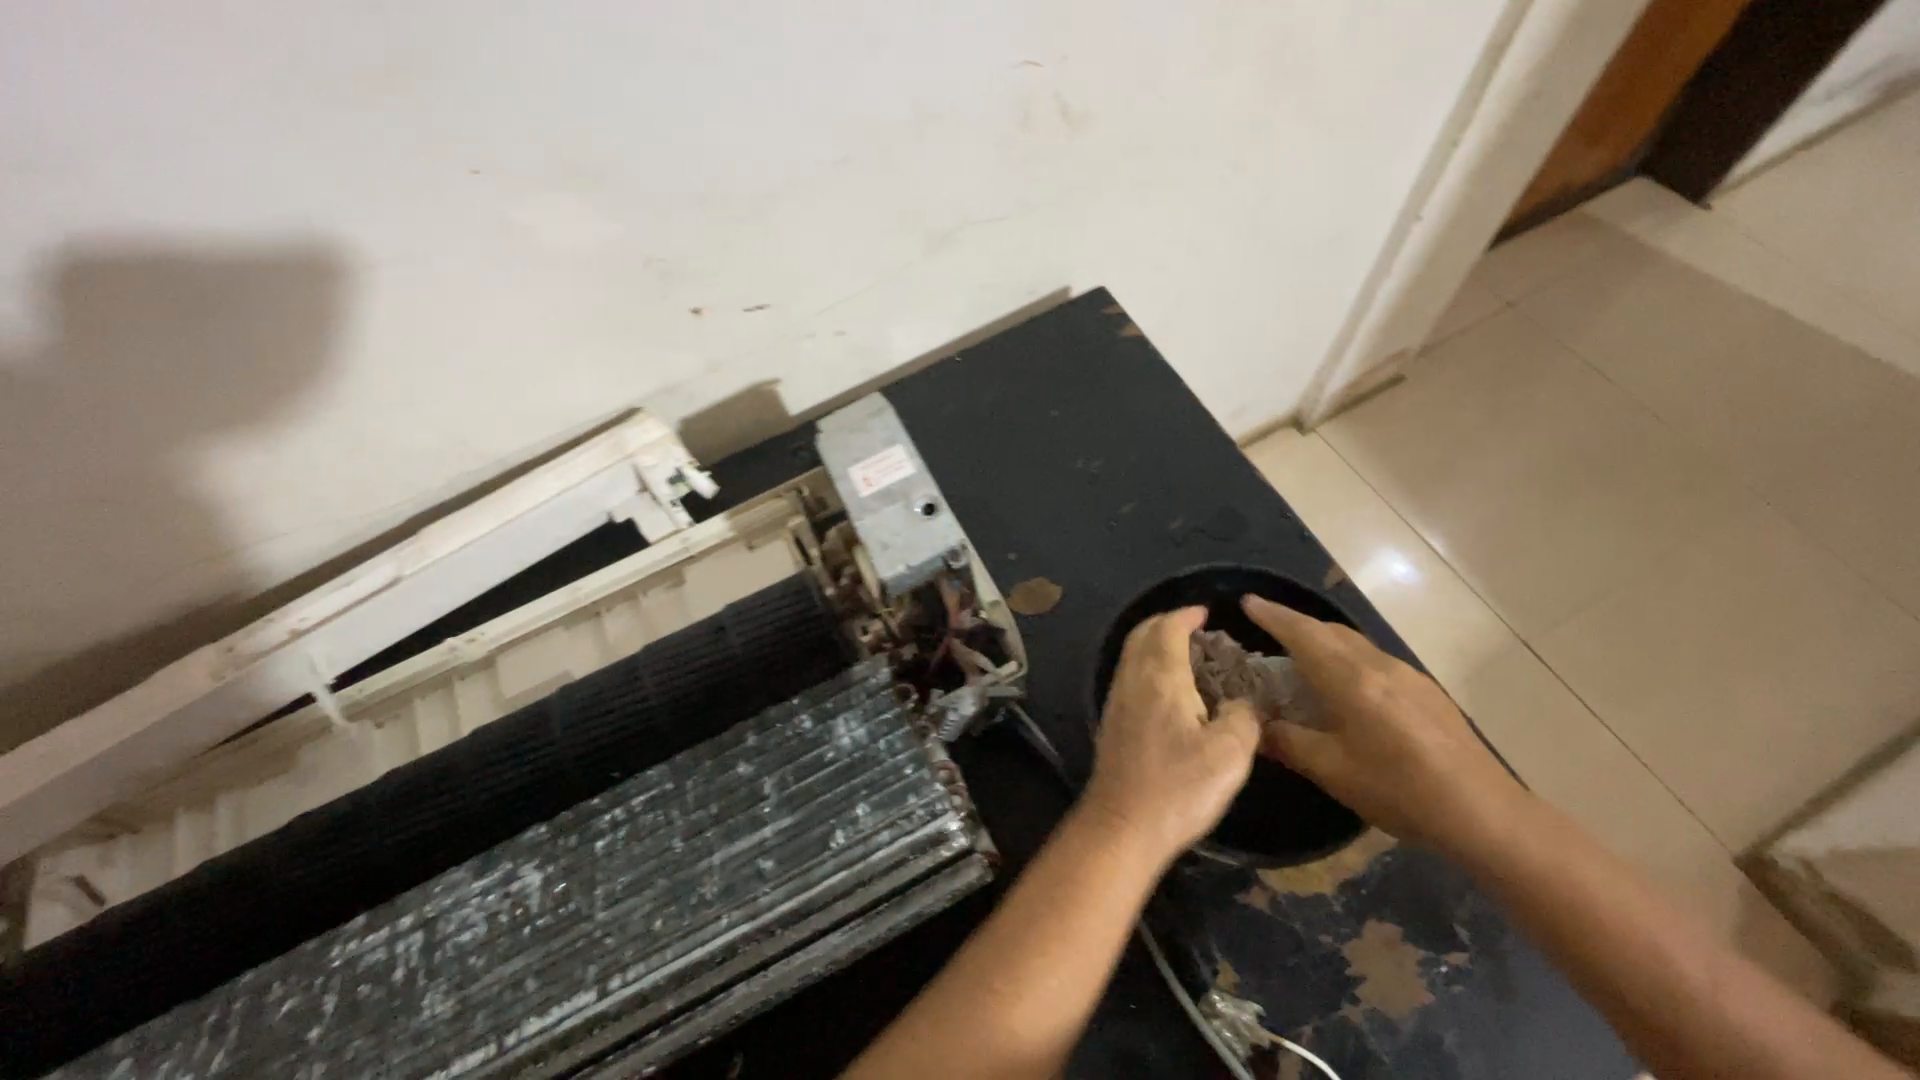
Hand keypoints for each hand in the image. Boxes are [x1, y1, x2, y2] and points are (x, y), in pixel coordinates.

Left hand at [1082, 607, 1261, 867]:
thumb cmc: (1178, 788)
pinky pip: (1129, 678)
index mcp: (1160, 678)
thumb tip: (1245, 701)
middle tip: (1194, 627)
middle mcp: (1132, 681)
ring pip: (1132, 656)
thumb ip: (1244, 717)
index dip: (1186, 615)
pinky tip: (1167, 691)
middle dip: (1166, 623)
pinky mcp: (1112, 725)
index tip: (1205, 612)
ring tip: (1185, 654)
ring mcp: (1117, 703)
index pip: (1168, 629)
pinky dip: (1148, 668)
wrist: (1122, 826)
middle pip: (1142, 635)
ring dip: (1154, 645)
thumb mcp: (1230, 753)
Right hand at [1241, 595, 1522, 855]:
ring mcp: (1409, 678)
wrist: (1483, 812)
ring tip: (1301, 656)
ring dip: (1324, 641)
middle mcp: (1380, 667)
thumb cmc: (1399, 789)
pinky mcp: (1427, 694)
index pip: (1303, 635)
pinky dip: (1348, 660)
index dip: (1274, 617)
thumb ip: (1289, 742)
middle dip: (1296, 624)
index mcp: (1351, 680)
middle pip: (1331, 632)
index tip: (1248, 601)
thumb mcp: (1331, 771)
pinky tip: (1346, 687)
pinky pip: (1375, 662)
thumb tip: (1257, 726)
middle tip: (1267, 627)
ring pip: (1356, 645)